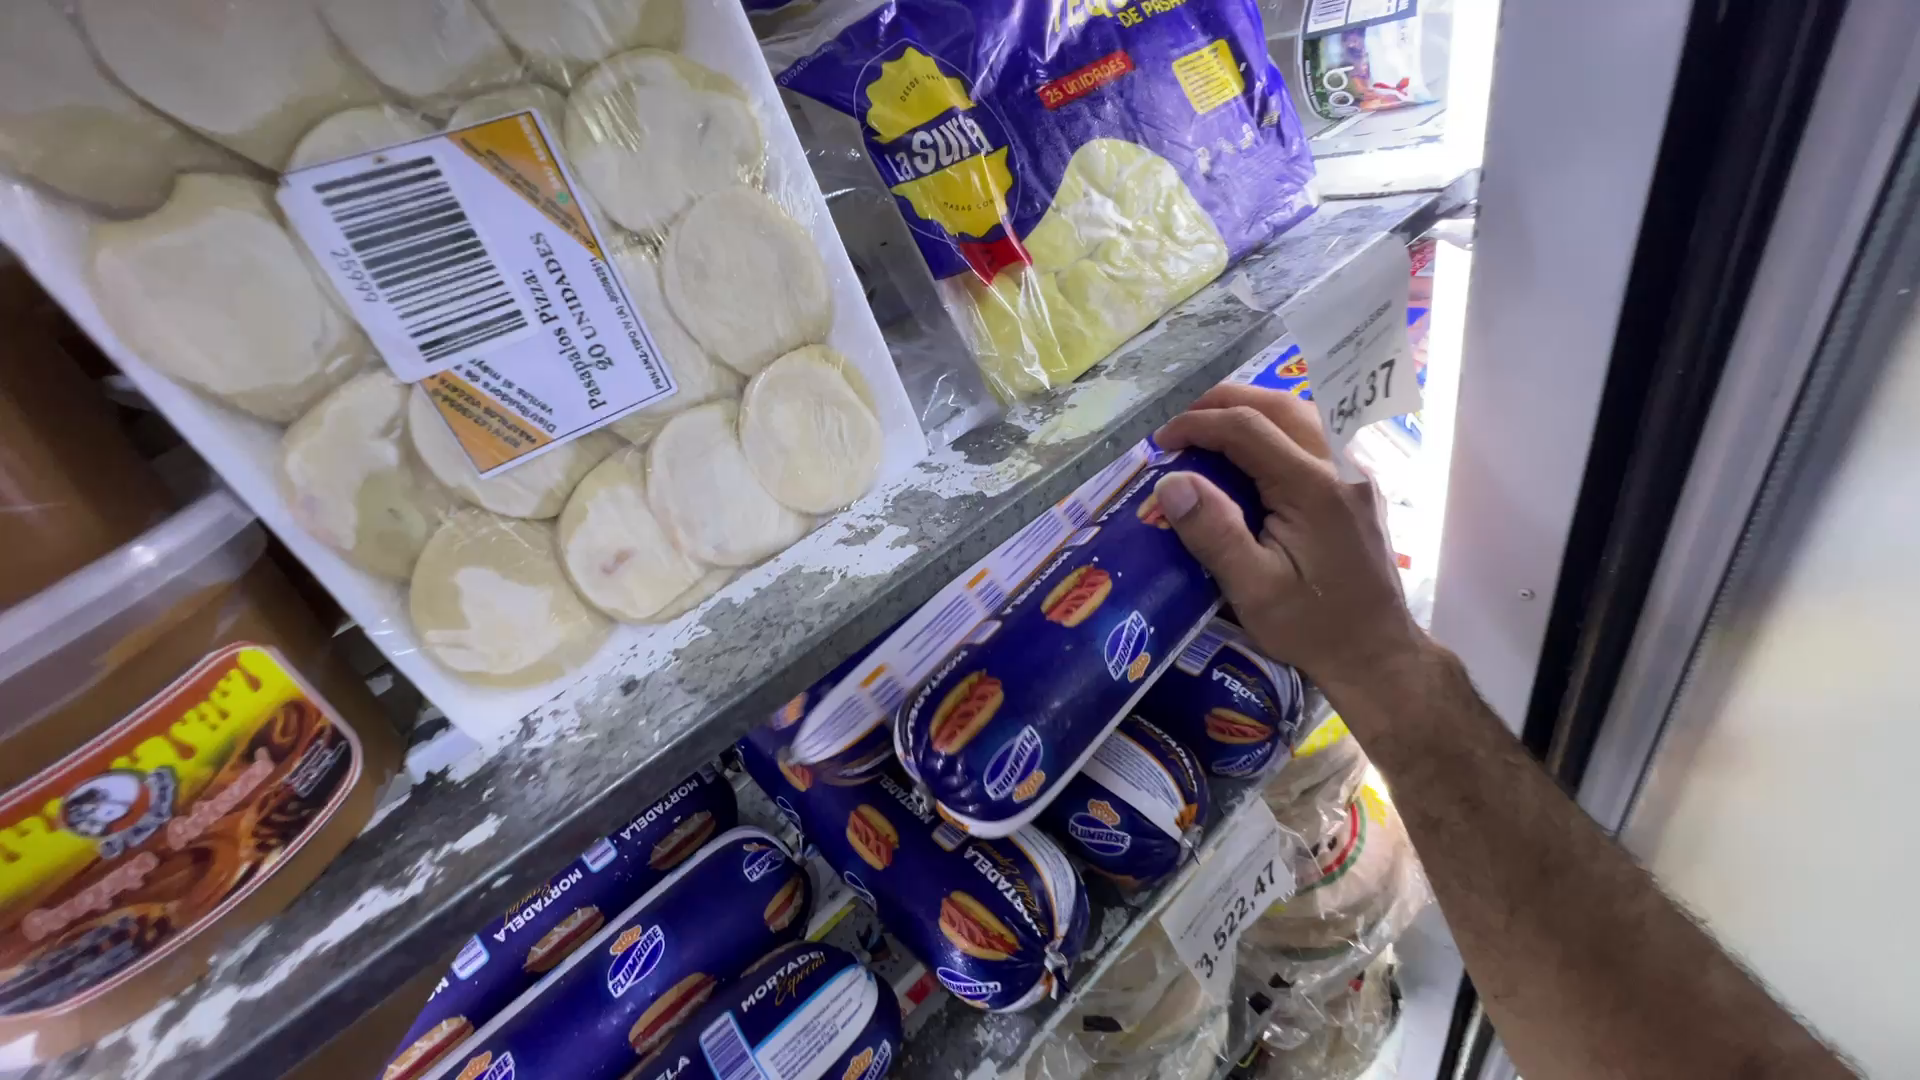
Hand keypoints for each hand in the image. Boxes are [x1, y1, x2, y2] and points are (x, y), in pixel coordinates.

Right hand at [1151, 384, 1424, 697]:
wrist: (1376, 654)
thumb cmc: (1311, 627)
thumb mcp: (1253, 589)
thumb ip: (1214, 532)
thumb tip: (1171, 483)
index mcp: (1312, 488)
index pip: (1246, 428)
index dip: (1196, 425)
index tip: (1160, 444)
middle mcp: (1340, 467)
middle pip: (1278, 404)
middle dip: (1222, 403)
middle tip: (1180, 426)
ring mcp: (1355, 474)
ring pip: (1301, 413)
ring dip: (1251, 410)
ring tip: (1209, 431)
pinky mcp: (1357, 487)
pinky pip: (1314, 435)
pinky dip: (1274, 428)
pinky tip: (1250, 455)